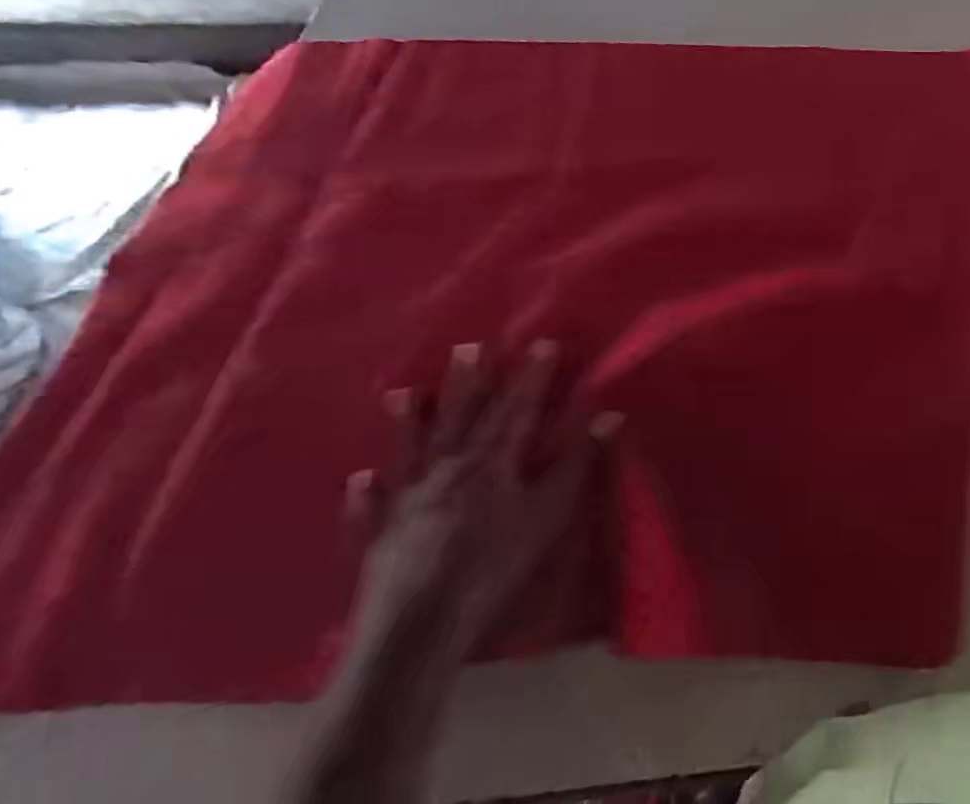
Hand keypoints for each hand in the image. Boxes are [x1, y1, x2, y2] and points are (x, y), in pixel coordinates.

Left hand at [345, 340, 617, 655]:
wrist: (420, 625)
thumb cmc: (495, 566)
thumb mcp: (549, 513)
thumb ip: (577, 462)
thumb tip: (608, 415)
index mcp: (491, 463)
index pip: (517, 410)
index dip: (532, 378)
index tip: (543, 344)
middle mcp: (446, 471)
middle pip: (461, 419)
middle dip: (471, 382)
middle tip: (471, 346)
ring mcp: (408, 502)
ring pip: (412, 451)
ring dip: (410, 420)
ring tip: (404, 391)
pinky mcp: (381, 537)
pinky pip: (374, 507)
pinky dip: (368, 491)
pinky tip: (360, 478)